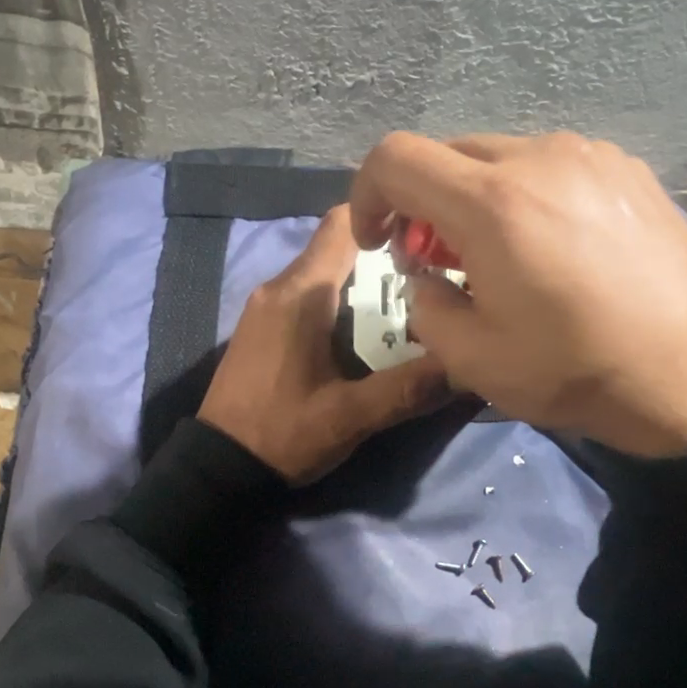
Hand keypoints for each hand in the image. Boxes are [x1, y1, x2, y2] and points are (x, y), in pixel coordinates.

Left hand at [199, 206, 451, 484]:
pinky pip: (306, 299)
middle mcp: (279, 287)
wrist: (218, 467)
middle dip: (385, 263)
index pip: (345, 223)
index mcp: (300, 293)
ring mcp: (264, 307)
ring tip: (406, 317)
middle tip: (432, 289)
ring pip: (323, 275)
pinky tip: (363, 340)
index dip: (389, 221)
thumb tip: (468, 366)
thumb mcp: (351, 416)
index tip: (431, 242)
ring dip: (362, 289)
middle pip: (339, 249)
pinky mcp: (260, 329)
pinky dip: (338, 308)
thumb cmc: (282, 433)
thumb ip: (409, 388)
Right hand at [350, 132, 686, 457]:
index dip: (368, 195)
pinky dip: (524, 197)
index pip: (396, 159)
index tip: (379, 245)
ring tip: (497, 259)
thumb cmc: (572, 370)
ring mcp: (592, 157)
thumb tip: (426, 276)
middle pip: (447, 154)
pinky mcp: (629, 171)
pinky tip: (550, 250)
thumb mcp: (470, 358)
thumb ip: (423, 304)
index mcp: (492, 202)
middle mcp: (540, 157)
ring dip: (474, 201)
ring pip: (500, 158)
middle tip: (435, 263)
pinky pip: (551, 167)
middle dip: (421, 204)